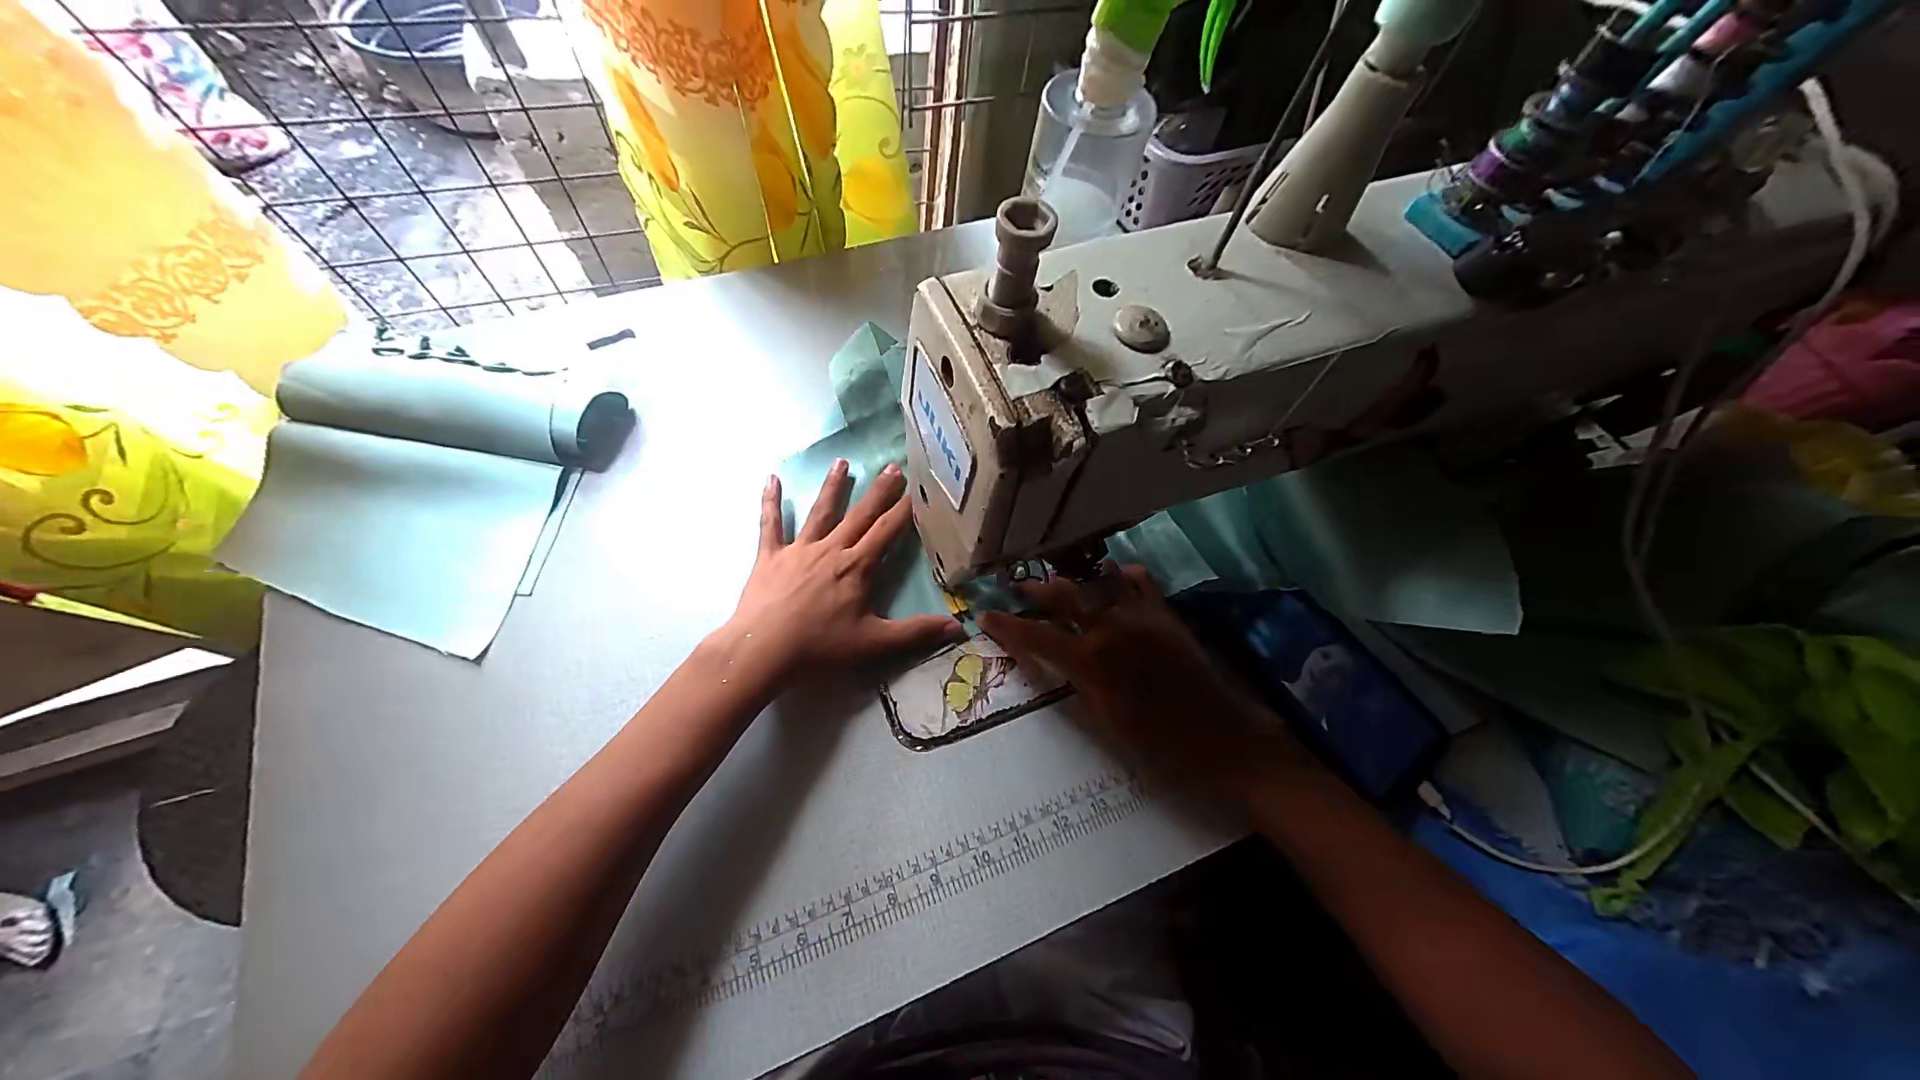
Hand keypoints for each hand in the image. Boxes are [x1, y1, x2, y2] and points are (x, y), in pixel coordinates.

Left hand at [727, 459, 962, 677]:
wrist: (764, 649)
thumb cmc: (821, 647)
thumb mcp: (875, 643)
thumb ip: (916, 632)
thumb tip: (959, 628)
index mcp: (857, 567)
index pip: (887, 531)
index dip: (904, 509)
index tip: (918, 488)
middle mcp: (830, 550)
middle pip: (859, 514)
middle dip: (878, 491)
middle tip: (892, 466)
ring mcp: (798, 550)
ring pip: (820, 512)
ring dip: (833, 487)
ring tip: (841, 462)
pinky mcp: (769, 557)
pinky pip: (770, 524)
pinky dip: (770, 501)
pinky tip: (771, 478)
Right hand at [980, 564, 1310, 800]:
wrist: (1216, 733)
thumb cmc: (1154, 738)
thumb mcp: (1102, 715)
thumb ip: (1076, 679)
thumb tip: (1056, 657)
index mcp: (1089, 659)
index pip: (1036, 636)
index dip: (1006, 625)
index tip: (985, 615)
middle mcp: (1109, 627)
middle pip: (1062, 595)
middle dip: (1034, 590)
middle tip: (1018, 589)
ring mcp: (1139, 614)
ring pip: (1098, 580)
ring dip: (1076, 579)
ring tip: (1062, 581)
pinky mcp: (1163, 612)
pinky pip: (1137, 580)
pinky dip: (1119, 577)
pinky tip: (1113, 580)